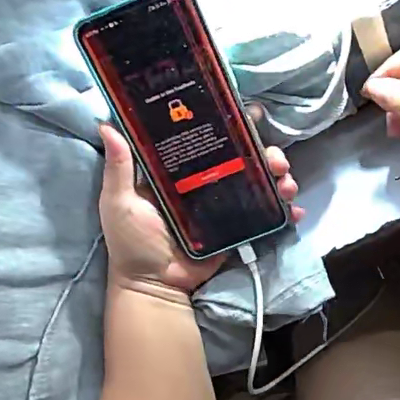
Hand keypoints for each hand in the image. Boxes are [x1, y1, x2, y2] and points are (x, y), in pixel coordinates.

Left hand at [97, 123, 302, 303]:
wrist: (155, 287)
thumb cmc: (132, 242)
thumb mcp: (120, 201)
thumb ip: (119, 167)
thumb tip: (105, 123)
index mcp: (176, 169)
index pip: (206, 136)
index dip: (228, 122)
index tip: (248, 111)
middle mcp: (202, 180)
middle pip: (241, 155)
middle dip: (264, 150)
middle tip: (275, 156)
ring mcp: (222, 203)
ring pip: (258, 179)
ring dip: (278, 175)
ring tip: (285, 180)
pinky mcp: (235, 226)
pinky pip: (263, 213)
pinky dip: (283, 209)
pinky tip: (294, 208)